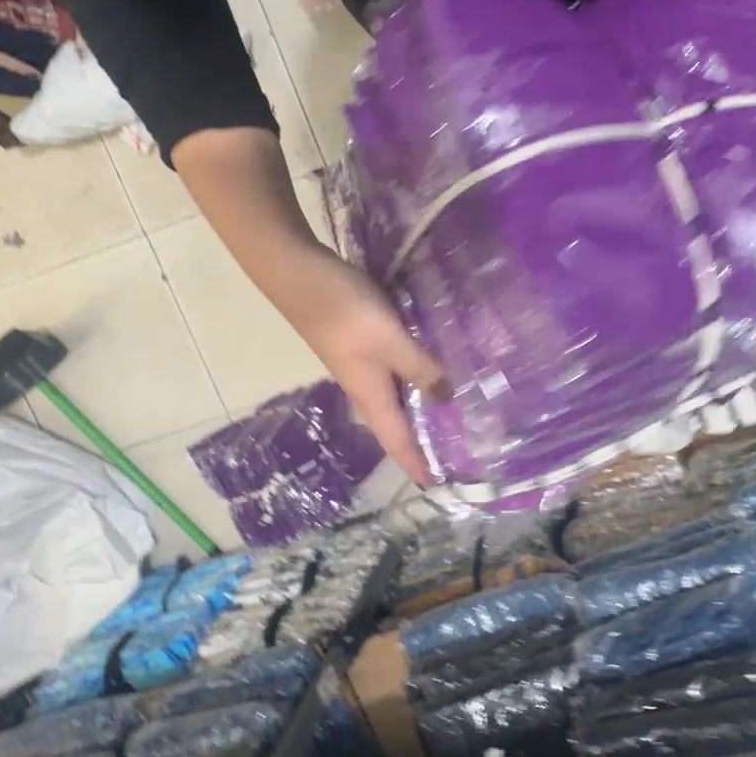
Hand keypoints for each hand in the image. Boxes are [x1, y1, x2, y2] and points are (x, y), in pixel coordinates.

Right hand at [171, 127, 443, 484]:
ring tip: (453, 411)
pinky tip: (430, 365)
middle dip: (421, 439)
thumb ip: (418, 366)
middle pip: (395, 423)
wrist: (298, 272)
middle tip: (458, 447)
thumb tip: (447, 400)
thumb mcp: (389, 338)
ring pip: (394, 396)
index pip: (396, 440)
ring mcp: (359, 363)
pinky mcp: (360, 341)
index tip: (438, 484)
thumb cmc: (343, 309)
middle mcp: (363, 384)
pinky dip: (413, 377)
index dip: (416, 463)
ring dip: (418, 408)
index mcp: (369, 392)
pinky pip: (392, 370)